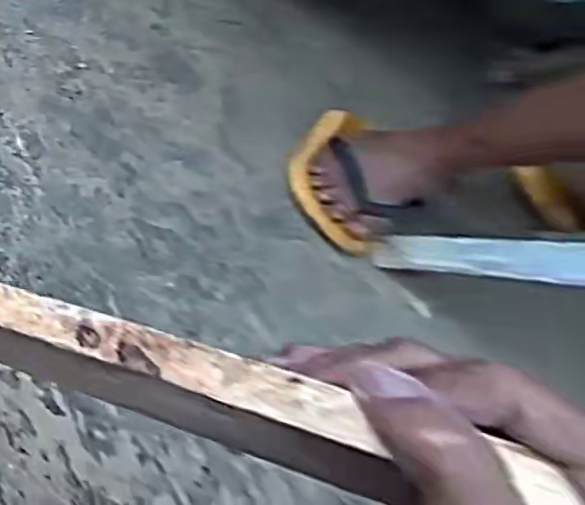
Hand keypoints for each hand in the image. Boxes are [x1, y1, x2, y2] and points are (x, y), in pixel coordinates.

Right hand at [274, 339, 584, 503]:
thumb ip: (457, 470)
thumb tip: (381, 381)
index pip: (508, 391)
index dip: (422, 380)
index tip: (340, 386)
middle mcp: (563, 470)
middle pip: (466, 386)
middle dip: (371, 370)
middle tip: (302, 375)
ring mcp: (514, 479)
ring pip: (433, 395)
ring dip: (354, 377)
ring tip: (294, 376)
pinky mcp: (464, 483)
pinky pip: (413, 420)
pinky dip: (355, 399)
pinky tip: (316, 395)